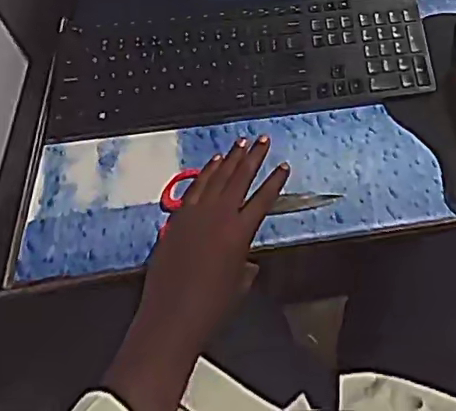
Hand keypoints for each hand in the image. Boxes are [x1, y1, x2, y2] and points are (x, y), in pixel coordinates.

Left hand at [102, 136, 289, 410]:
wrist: (172, 316)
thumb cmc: (210, 308)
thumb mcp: (238, 286)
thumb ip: (245, 266)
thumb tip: (247, 261)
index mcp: (239, 233)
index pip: (263, 199)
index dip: (275, 181)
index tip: (284, 165)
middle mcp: (220, 216)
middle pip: (241, 178)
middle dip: (254, 157)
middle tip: (263, 140)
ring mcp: (198, 212)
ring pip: (218, 176)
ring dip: (231, 158)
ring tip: (242, 142)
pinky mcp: (180, 215)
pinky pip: (197, 185)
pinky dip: (207, 171)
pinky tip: (214, 162)